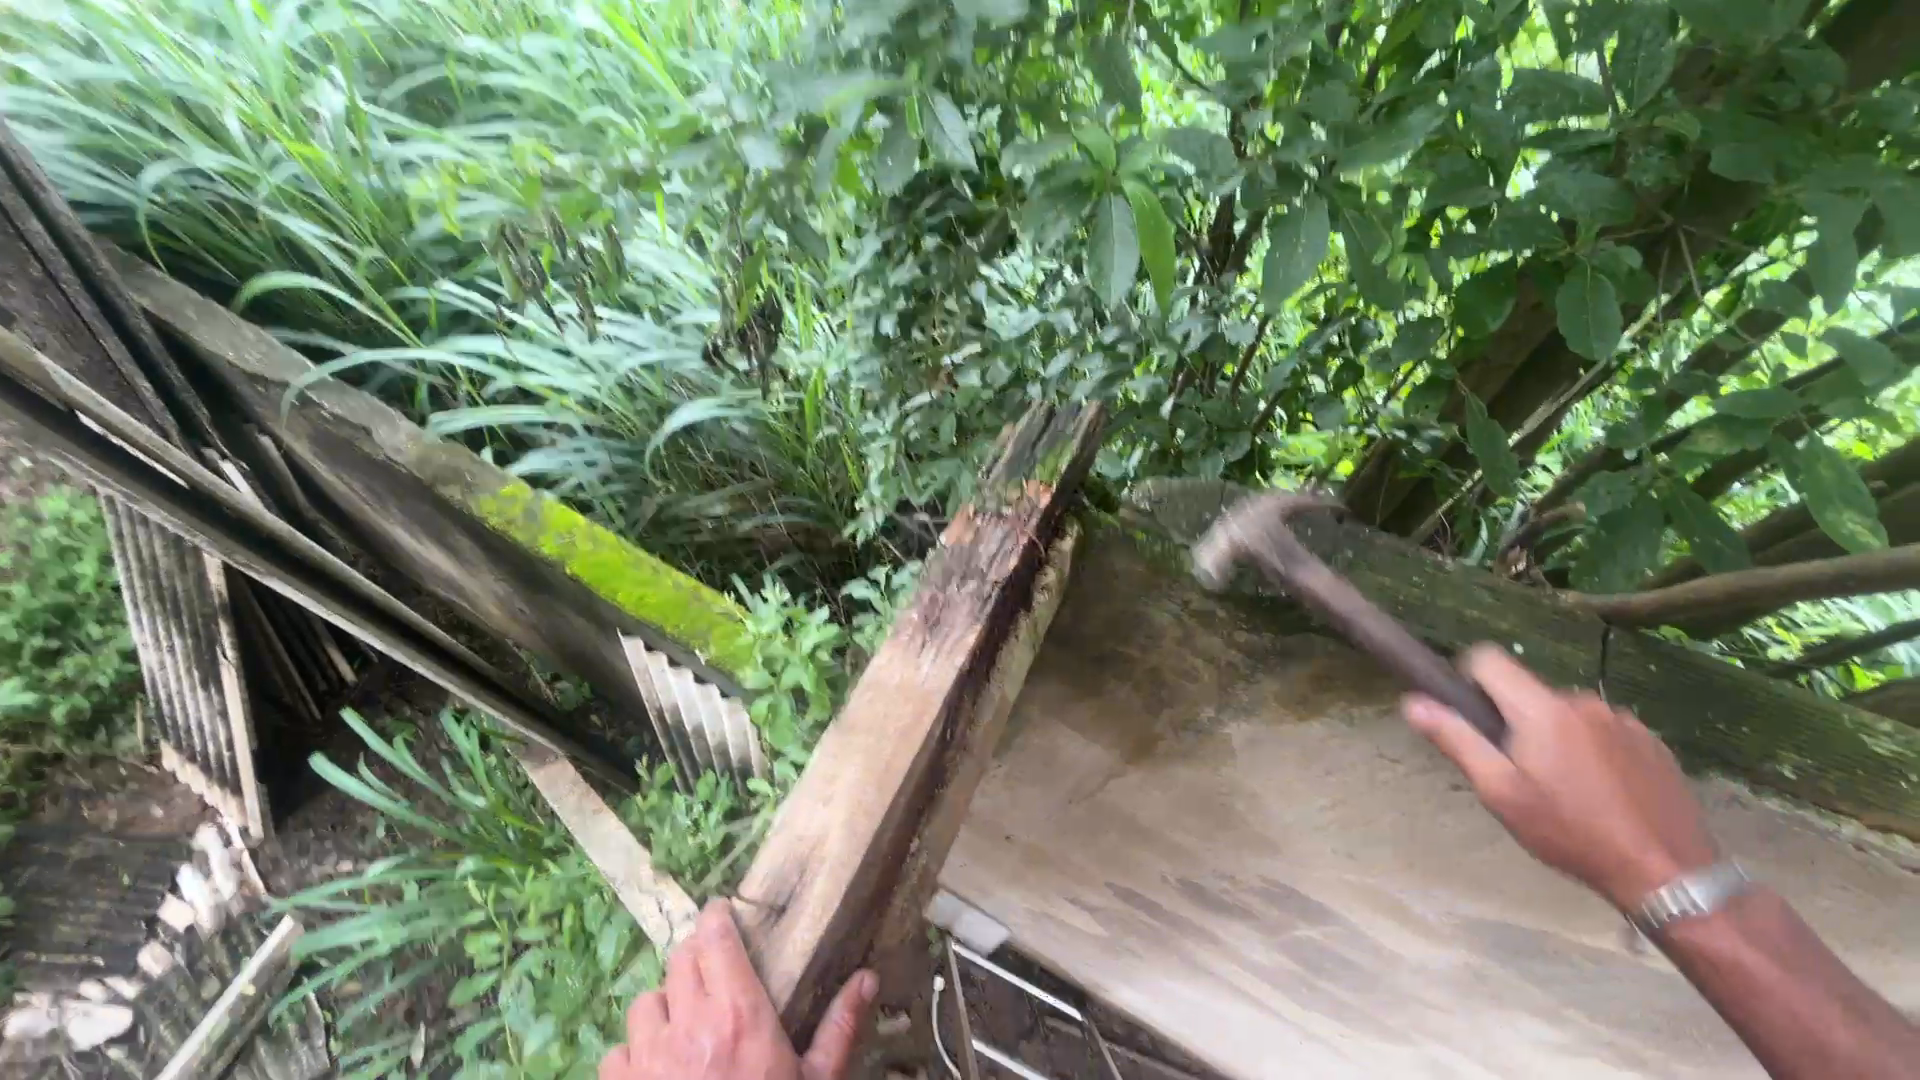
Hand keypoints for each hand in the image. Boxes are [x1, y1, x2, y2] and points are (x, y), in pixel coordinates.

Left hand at [599, 899, 877, 1079]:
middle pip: (679, 959)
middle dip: (695, 957)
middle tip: (712, 971)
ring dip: (664, 1007)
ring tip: (683, 1025)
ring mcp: (648, 1059)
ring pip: (645, 1003)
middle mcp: (689, 1024)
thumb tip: (868, 977)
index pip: (715, 937)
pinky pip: (616, 1054)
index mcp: (739, 1013)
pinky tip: (654, 1070)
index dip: (716, 917)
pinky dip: (633, 1056)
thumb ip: (839, 1027)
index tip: (722, 913)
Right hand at [1401, 644, 1718, 909]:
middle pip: (1527, 691)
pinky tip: (1600, 792)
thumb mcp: (1499, 792)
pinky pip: (1602, 730)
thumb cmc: (1570, 833)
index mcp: (1542, 710)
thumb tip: (1412, 702)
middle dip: (1513, 719)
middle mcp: (1583, 702)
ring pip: (1565, 712)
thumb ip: (1456, 740)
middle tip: (1516, 771)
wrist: (1669, 874)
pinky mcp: (1652, 742)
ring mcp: (1624, 720)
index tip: (1471, 718)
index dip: (1469, 680)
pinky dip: (1590, 749)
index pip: (1489, 659)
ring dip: (1553, 735)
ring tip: (1562, 787)